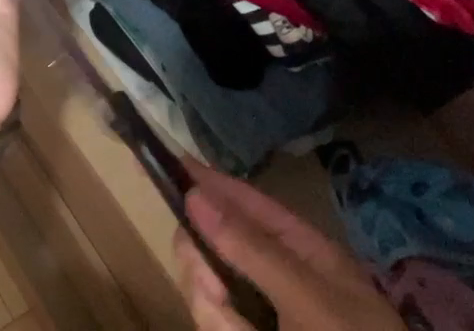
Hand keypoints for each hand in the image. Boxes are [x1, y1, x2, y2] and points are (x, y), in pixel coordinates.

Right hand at [173, 167, 403, 330]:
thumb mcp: (311, 301)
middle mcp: (274, 272)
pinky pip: (212, 318)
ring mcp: (260, 309)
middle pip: (209, 241)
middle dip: (202, 264)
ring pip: (204, 284)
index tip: (161, 159)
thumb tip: (193, 194)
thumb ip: (253, 250)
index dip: (203, 178)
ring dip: (214, 310)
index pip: (243, 198)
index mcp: (301, 249)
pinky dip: (219, 327)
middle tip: (212, 290)